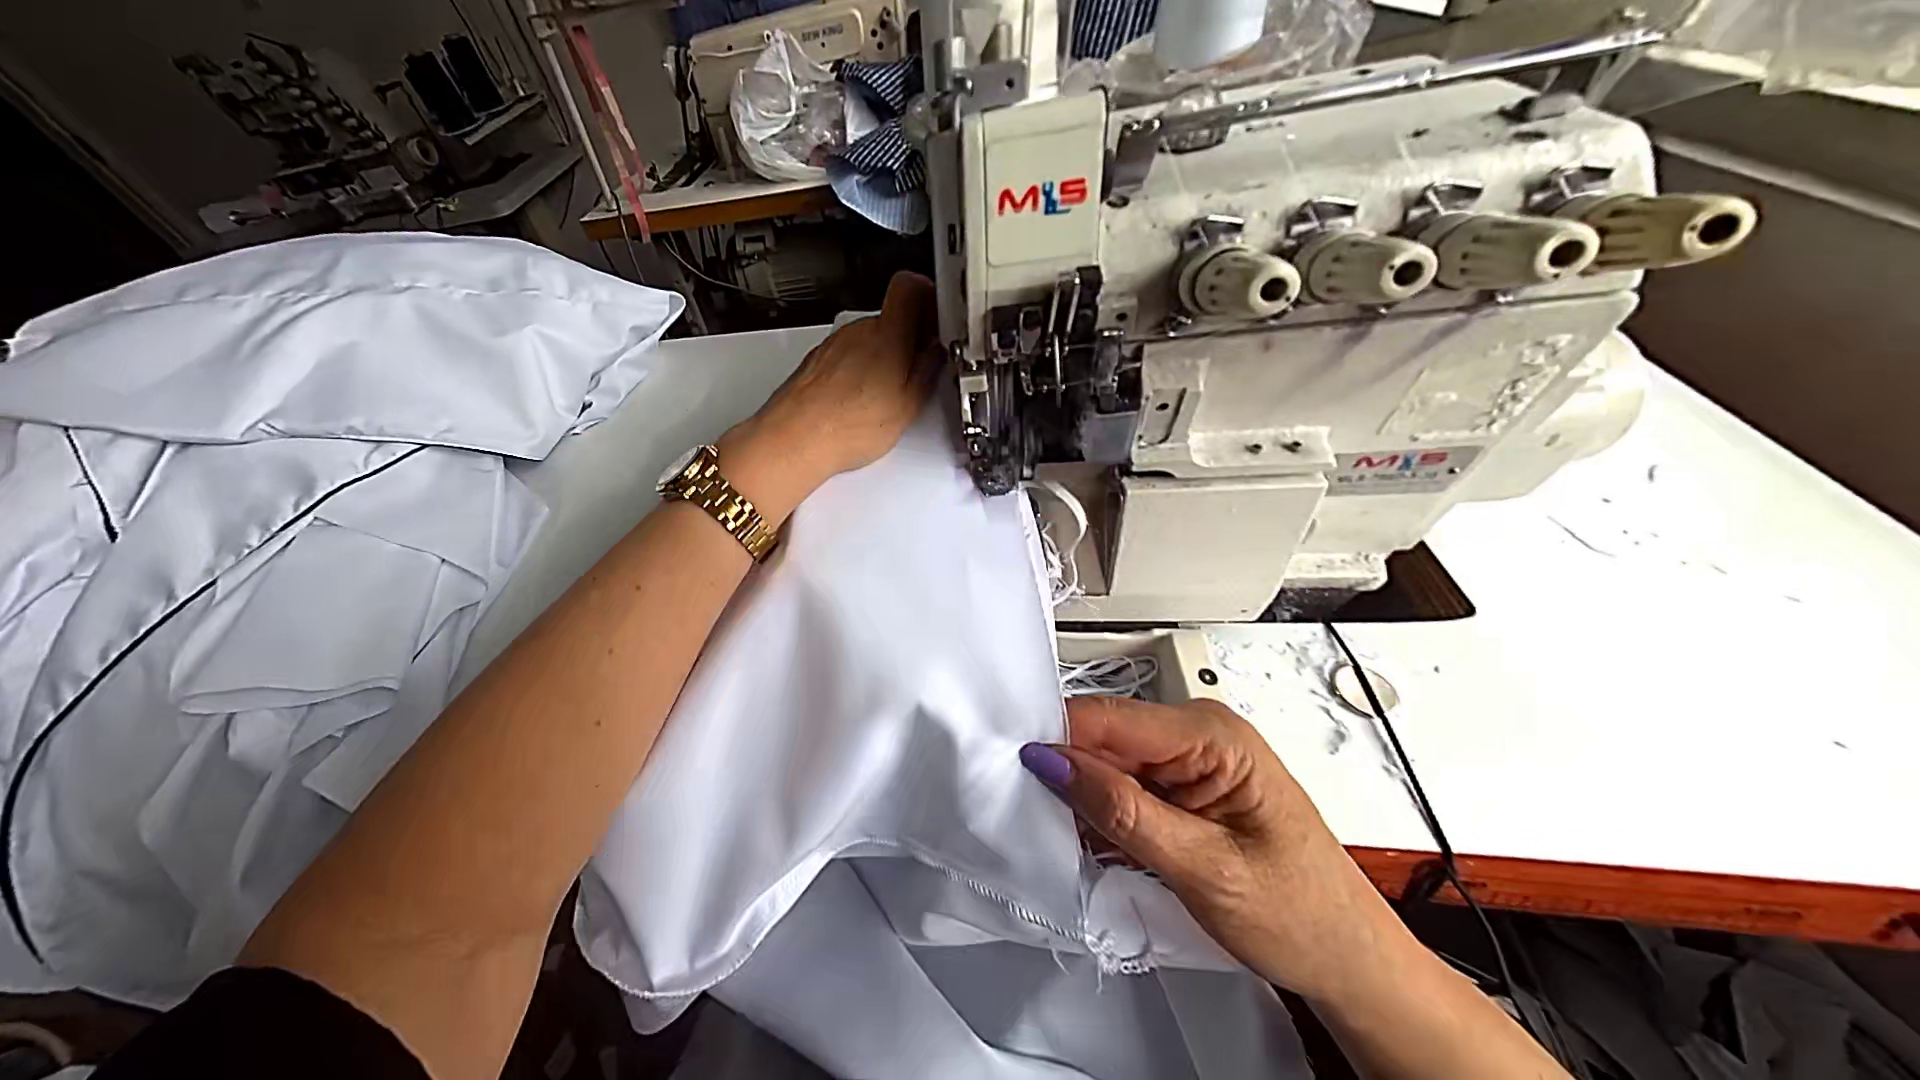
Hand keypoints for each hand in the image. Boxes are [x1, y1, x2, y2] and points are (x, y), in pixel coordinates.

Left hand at [718, 272, 940, 519]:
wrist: (795, 440)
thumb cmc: (845, 426)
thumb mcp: (908, 405)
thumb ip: (927, 370)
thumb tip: (937, 353)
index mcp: (886, 335)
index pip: (910, 285)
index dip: (929, 295)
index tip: (938, 319)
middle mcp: (857, 331)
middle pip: (892, 316)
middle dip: (910, 338)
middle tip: (920, 368)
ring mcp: (834, 344)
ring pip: (870, 337)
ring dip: (884, 356)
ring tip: (891, 393)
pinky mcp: (818, 360)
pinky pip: (849, 354)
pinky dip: (861, 369)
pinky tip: (864, 400)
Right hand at [1021, 696, 1418, 1003]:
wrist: (1347, 957)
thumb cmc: (1307, 914)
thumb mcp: (1205, 869)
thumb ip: (1123, 811)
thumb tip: (1056, 762)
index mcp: (1214, 736)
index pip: (1110, 717)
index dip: (1059, 741)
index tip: (1020, 772)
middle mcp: (1200, 735)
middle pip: (1103, 736)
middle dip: (1070, 775)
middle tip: (1046, 819)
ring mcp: (1189, 760)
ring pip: (1106, 762)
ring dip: (1086, 800)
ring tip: (1083, 841)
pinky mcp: (1181, 785)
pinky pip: (1122, 786)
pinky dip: (1103, 815)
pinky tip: (1104, 844)